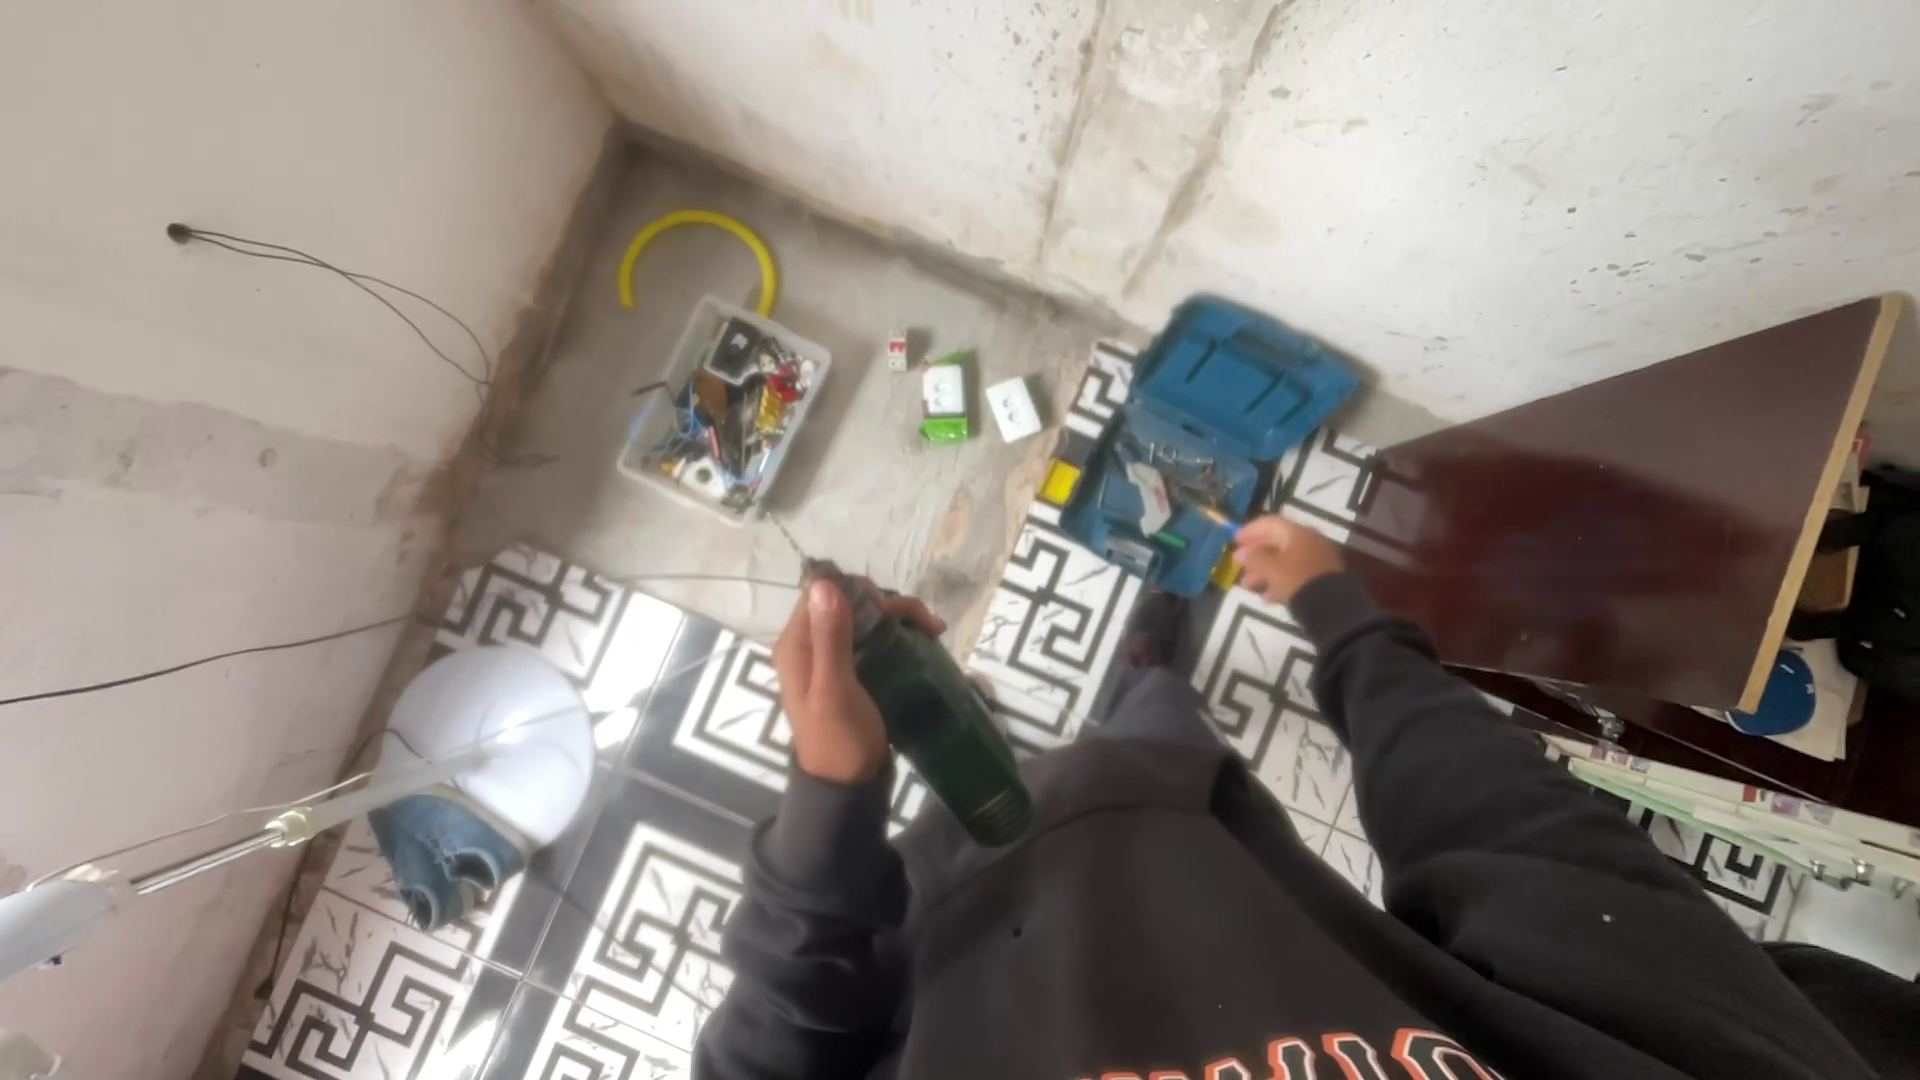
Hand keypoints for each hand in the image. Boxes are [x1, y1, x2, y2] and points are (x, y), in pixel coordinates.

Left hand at [773, 577, 945, 783]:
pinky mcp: (853, 670)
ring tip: (934, 631)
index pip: (822, 592)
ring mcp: (832, 657)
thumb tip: (824, 583)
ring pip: (866, 618)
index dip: (858, 591)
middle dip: (889, 605)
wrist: (847, 787)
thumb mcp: (834, 689)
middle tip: (926, 625)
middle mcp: (811, 645)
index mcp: (797, 645)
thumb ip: (830, 638)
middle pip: (849, 602)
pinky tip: (923, 642)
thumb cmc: (839, 740)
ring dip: (900, 617)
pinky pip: (874, 638)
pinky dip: (898, 634)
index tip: (890, 610)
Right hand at [1233, 514, 1344, 604]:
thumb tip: (1240, 553)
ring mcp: (1316, 559)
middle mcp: (1308, 541)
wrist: (1331, 604)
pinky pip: (1294, 574)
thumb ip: (1253, 558)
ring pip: (1284, 560)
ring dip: (1263, 571)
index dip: (1250, 530)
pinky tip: (1267, 597)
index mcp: (1297, 533)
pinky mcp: (1321, 577)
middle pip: (1276, 543)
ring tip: (1248, 586)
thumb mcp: (1270, 568)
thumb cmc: (1296, 578)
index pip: (1269, 523)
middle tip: (1238, 564)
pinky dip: (1279, 582)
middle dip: (1255, 554)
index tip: (1234, 541)